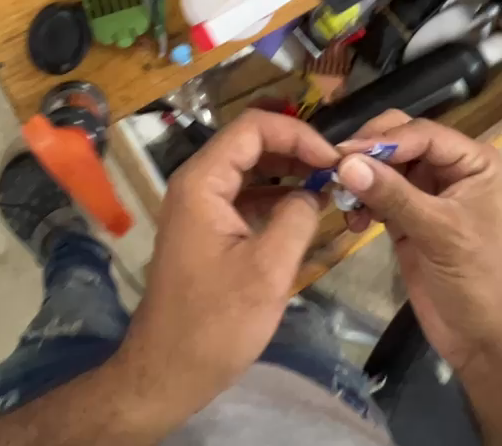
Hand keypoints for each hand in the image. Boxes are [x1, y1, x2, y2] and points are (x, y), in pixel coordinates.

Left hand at [114, 110, 338, 420]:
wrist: (165, 374)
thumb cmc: (215, 324)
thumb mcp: (268, 271)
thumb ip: (296, 219)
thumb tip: (314, 192)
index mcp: (202, 181)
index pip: (252, 128)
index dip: (297, 133)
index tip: (331, 159)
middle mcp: (196, 182)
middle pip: (250, 142)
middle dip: (295, 149)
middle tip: (335, 170)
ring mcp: (198, 205)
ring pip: (248, 168)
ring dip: (287, 170)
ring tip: (328, 185)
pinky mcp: (205, 227)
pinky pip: (243, 194)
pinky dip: (274, 195)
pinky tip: (304, 209)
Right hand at [334, 111, 501, 373]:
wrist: (490, 345)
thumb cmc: (482, 283)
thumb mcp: (441, 234)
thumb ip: (393, 196)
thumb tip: (346, 163)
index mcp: (471, 161)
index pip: (420, 133)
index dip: (382, 140)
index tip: (342, 154)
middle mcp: (449, 168)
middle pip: (399, 140)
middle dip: (368, 153)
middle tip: (336, 171)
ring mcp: (427, 192)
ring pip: (384, 166)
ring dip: (361, 178)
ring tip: (342, 200)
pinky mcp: (407, 218)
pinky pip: (378, 194)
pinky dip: (362, 201)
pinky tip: (353, 221)